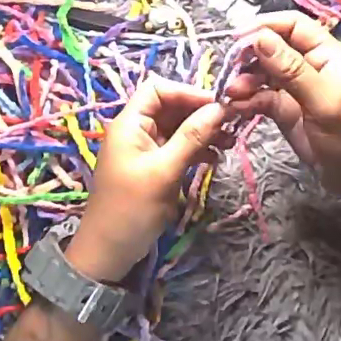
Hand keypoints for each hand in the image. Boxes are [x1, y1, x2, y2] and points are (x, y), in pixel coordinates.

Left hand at [67, 78, 228, 282]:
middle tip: (232, 124)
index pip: (158, 89)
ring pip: (178, 127)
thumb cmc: (132, 208)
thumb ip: (192, 137)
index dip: (188, 92)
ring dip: (203, 131)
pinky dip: (197, 148)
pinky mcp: (154, 166)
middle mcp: (136, 130)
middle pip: (171, 106)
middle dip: (201, 112)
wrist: (109, 251)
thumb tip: (220, 108)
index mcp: (129, 123)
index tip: (217, 105)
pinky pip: (178, 146)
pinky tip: (215, 158)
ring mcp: (145, 148)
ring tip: (230, 143)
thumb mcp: (164, 171)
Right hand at [223, 11, 340, 199]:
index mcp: (327, 55)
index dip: (265, 26)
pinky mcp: (285, 111)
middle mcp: (310, 67)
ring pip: (263, 73)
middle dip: (249, 56)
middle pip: (273, 48)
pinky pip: (261, 98)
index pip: (294, 26)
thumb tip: (259, 37)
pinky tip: (234, 107)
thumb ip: (291, 69)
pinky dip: (246, 100)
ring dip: (244, 80)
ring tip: (230, 93)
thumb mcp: (325, 101)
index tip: (237, 38)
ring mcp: (296, 89)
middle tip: (229, 70)